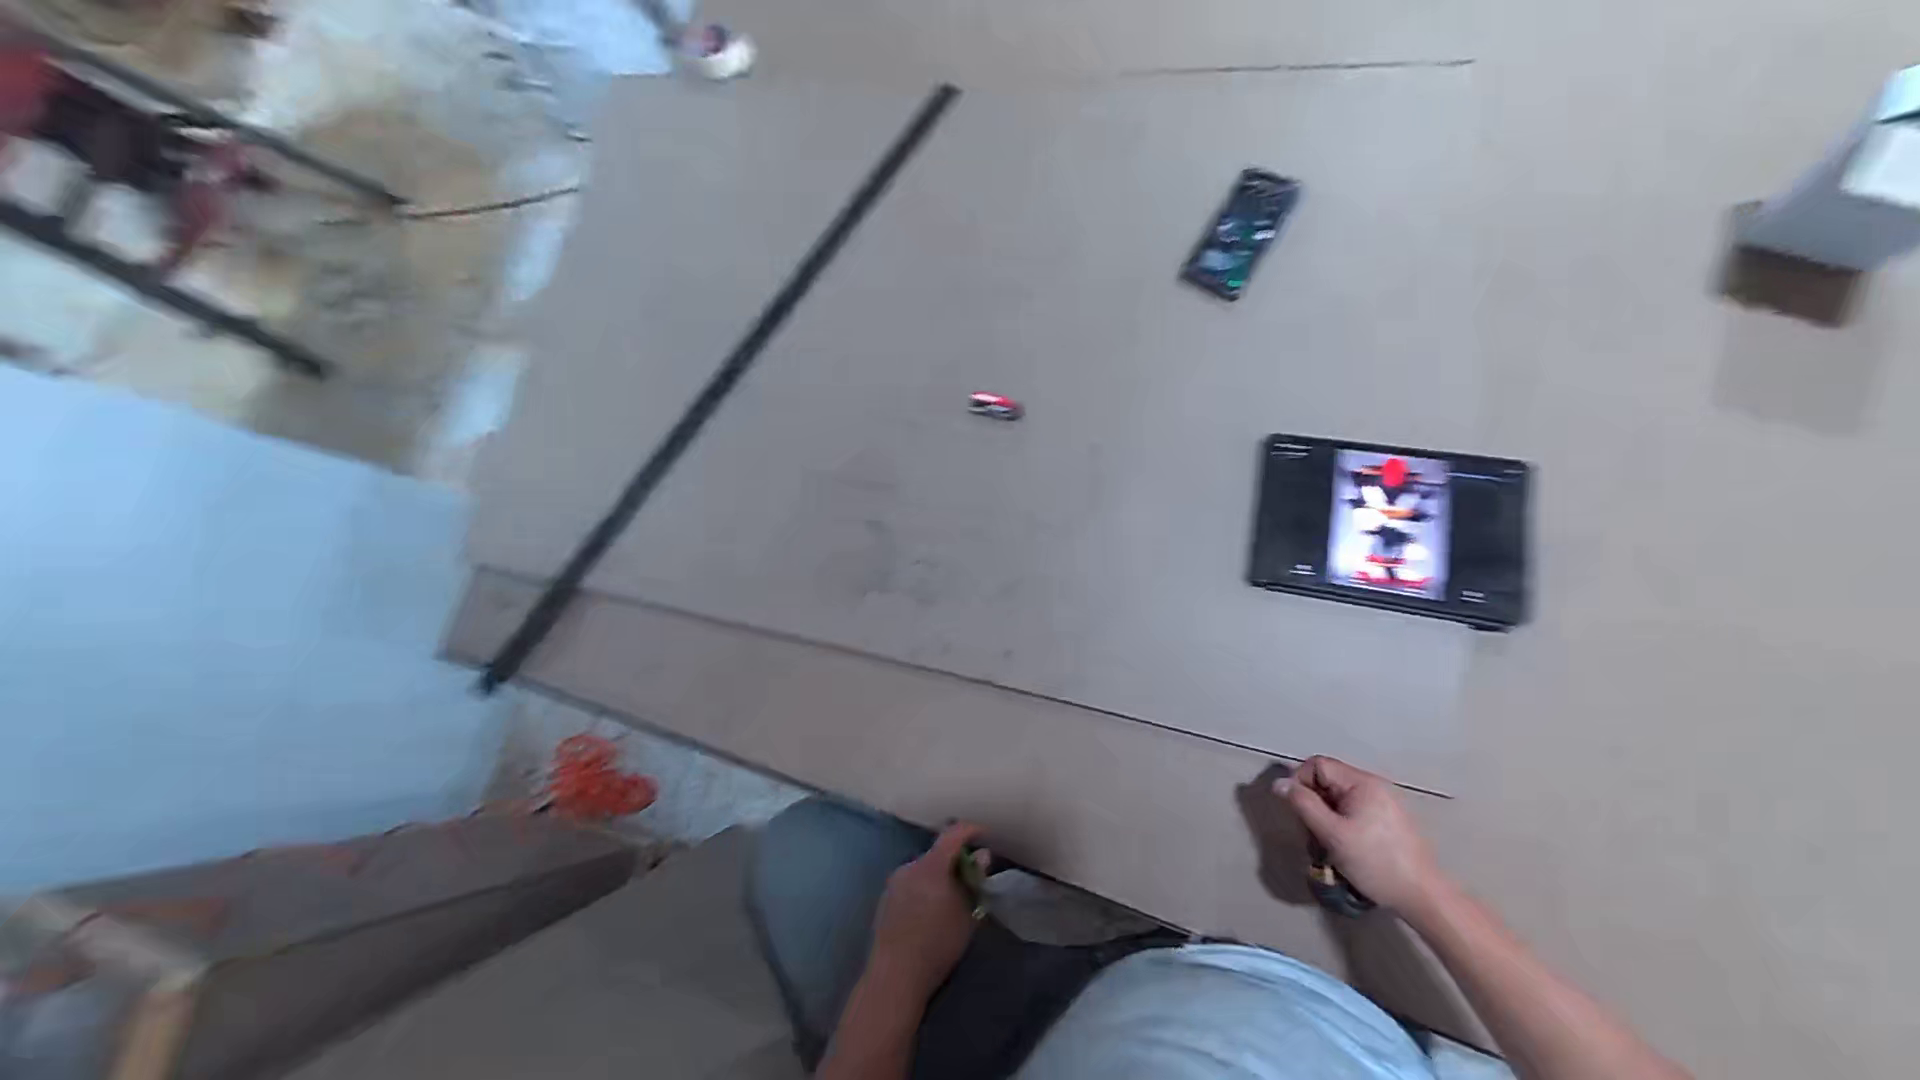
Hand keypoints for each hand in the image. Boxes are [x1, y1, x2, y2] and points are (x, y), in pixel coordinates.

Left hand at [865, 822, 988, 1000]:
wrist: (895, 974)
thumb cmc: (937, 943)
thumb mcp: (966, 913)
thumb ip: (974, 881)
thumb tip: (981, 855)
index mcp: (931, 865)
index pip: (952, 834)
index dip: (971, 830)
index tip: (985, 835)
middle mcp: (909, 866)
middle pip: (937, 854)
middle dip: (954, 861)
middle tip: (969, 880)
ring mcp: (895, 882)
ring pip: (923, 870)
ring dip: (938, 877)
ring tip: (949, 901)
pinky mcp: (886, 899)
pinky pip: (911, 884)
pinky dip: (924, 889)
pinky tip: (928, 913)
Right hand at [1280, 756, 1445, 913]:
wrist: (1424, 897)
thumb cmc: (1376, 862)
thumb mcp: (1332, 833)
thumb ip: (1303, 804)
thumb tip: (1279, 784)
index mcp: (1363, 782)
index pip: (1317, 764)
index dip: (1300, 782)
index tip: (1299, 811)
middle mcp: (1375, 786)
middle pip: (1328, 780)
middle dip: (1313, 803)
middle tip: (1313, 832)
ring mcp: (1385, 803)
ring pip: (1339, 798)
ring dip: (1326, 816)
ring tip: (1329, 844)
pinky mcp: (1390, 820)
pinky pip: (1354, 810)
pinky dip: (1342, 823)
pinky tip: (1345, 847)